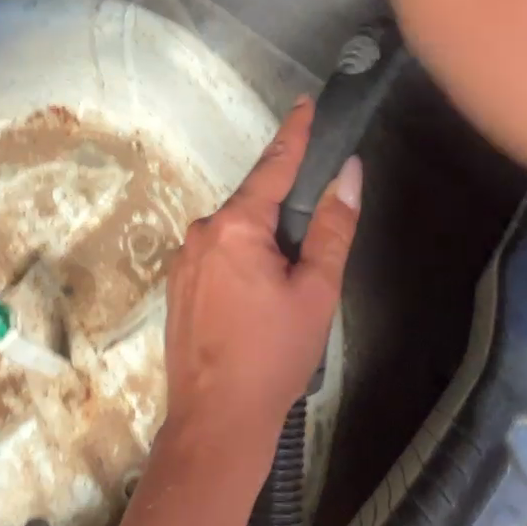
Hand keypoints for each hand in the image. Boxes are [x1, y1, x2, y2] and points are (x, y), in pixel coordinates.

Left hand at [164, 99, 362, 436]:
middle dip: (283, 207)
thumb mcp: (316, 291)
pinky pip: (217, 254)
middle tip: (313, 237)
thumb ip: (332, 228)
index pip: (273, 166)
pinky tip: (255, 298)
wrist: (216, 422)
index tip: (305, 103)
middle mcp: (202, 230)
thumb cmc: (273, 355)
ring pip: (234, 231)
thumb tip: (349, 173)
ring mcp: (184, 258)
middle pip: (253, 202)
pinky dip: (241, 259)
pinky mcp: (177, 284)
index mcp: (236, 226)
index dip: (294, 134)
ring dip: (262, 240)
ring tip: (285, 285)